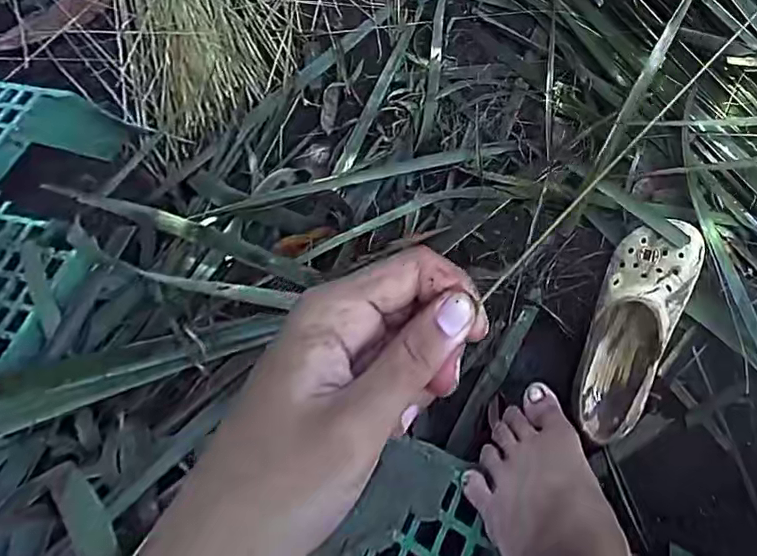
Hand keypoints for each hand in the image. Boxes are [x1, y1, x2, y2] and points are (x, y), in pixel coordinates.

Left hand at [140, 247, 488, 555]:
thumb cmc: (280, 490)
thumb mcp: (358, 423)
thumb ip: (415, 359)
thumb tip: (464, 304)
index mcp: (333, 311)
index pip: (415, 267)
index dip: (454, 291)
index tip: (476, 337)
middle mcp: (334, 318)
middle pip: (413, 297)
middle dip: (440, 335)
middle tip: (444, 385)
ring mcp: (333, 350)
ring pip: (405, 332)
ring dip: (425, 365)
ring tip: (415, 411)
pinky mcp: (334, 381)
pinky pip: (388, 363)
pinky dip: (404, 386)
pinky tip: (395, 421)